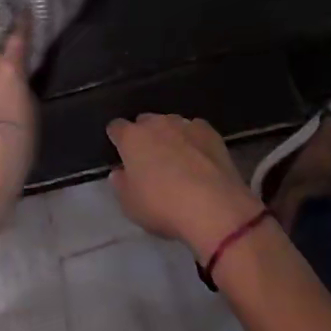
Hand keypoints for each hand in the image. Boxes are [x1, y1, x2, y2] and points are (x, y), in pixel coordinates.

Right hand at [107, 114, 264, 259]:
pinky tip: (201, 159)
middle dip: (145, 136)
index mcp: (131, 138)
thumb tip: (119, 172)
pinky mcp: (209, 132)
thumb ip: (120, 184)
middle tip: (151, 161)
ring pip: (170, 124)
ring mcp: (184, 125)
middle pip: (144, 122)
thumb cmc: (164, 207)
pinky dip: (194, 140)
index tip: (122, 155)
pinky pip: (195, 130)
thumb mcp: (130, 205)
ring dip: (170, 137)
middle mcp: (155, 123)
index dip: (118, 140)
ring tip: (179, 161)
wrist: (214, 209)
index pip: (116, 128)